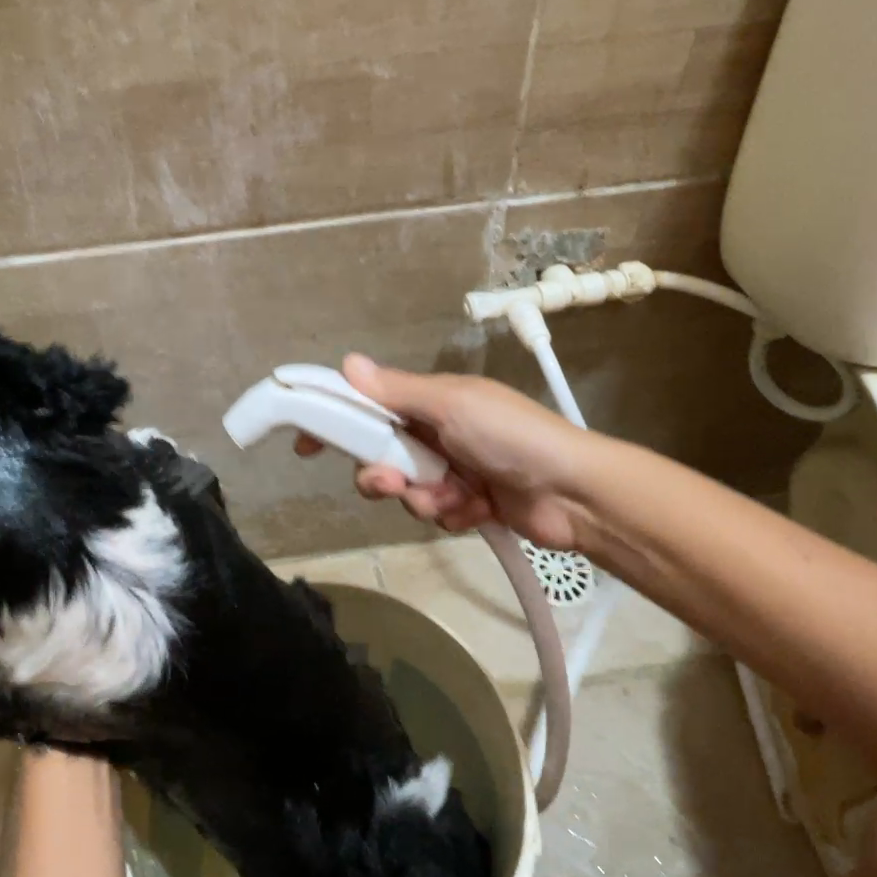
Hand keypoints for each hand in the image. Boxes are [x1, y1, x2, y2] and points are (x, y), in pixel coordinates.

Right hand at [294, 355, 602, 550]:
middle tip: (391, 482)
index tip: (304, 443)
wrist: (572, 492)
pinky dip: (452, 513)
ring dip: (425, 498)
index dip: (335, 422)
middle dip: (383, 474)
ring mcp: (452, 470)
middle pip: (379, 457)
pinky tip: (478, 509)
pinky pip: (435, 513)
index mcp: (430, 401)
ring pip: (405, 491)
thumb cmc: (512, 436)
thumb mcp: (451, 405)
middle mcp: (435, 433)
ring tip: (456, 498)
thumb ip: (397, 392)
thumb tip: (346, 363)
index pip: (368, 406)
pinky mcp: (468, 504)